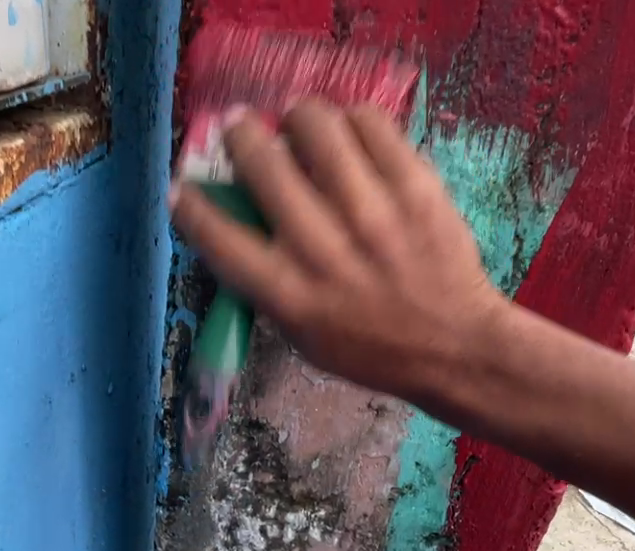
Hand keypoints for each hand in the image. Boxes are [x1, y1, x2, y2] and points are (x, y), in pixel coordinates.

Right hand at [169, 101, 510, 408]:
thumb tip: (239, 225)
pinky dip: (349, 119)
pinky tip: (347, 132)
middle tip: (243, 131)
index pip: (219, 238)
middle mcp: (322, 250)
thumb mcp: (302, 336)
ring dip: (296, 117)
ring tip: (297, 123)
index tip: (182, 188)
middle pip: (263, 165)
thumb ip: (268, 285)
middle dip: (241, 136)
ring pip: (316, 128)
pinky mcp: (415, 187)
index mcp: (288, 295)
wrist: (452, 347)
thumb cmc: (368, 350)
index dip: (191, 205)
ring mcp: (372, 215)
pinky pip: (370, 125)